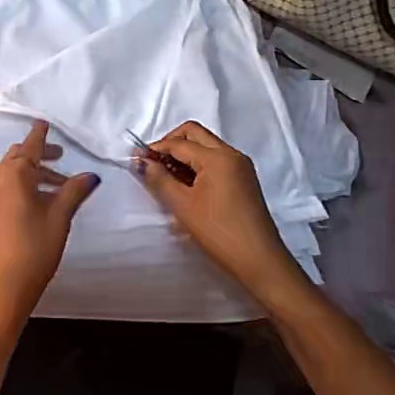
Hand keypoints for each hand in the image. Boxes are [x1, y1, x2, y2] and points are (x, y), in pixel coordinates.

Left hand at [0, 121, 98, 322]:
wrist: (5, 284)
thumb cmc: (35, 246)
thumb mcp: (60, 216)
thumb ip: (74, 191)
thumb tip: (89, 175)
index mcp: (15, 175)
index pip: (30, 147)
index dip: (40, 136)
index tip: (45, 123)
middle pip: (19, 157)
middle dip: (39, 154)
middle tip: (60, 156)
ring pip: (14, 173)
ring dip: (35, 172)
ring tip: (61, 185)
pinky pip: (9, 187)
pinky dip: (26, 184)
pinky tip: (44, 200)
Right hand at [140, 121, 310, 301]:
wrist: (259, 261)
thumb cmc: (218, 231)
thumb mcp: (182, 205)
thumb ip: (158, 178)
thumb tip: (139, 162)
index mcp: (218, 157)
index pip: (179, 143)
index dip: (155, 149)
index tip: (135, 160)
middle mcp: (232, 154)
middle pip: (195, 134)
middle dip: (170, 143)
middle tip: (153, 163)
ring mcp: (240, 166)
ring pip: (206, 145)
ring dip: (184, 154)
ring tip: (166, 176)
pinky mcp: (243, 178)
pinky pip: (216, 159)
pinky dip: (197, 164)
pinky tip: (185, 184)